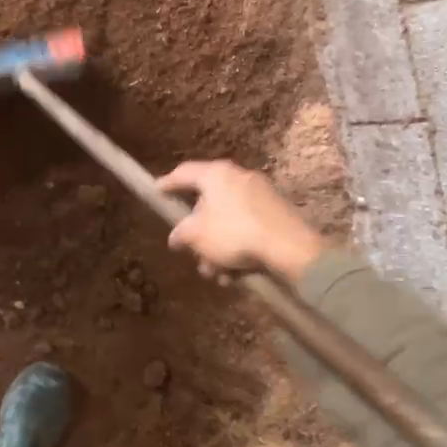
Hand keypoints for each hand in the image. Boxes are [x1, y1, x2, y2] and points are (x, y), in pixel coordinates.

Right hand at [156, 160, 328, 281]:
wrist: (290, 248)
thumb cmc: (234, 233)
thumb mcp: (195, 235)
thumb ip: (180, 234)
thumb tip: (176, 238)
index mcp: (217, 174)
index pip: (183, 173)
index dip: (166, 184)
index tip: (155, 191)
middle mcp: (239, 178)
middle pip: (206, 203)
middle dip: (197, 234)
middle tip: (190, 250)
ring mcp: (260, 195)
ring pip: (226, 221)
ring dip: (216, 248)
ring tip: (215, 273)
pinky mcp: (275, 214)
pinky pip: (246, 229)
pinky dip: (236, 248)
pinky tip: (233, 273)